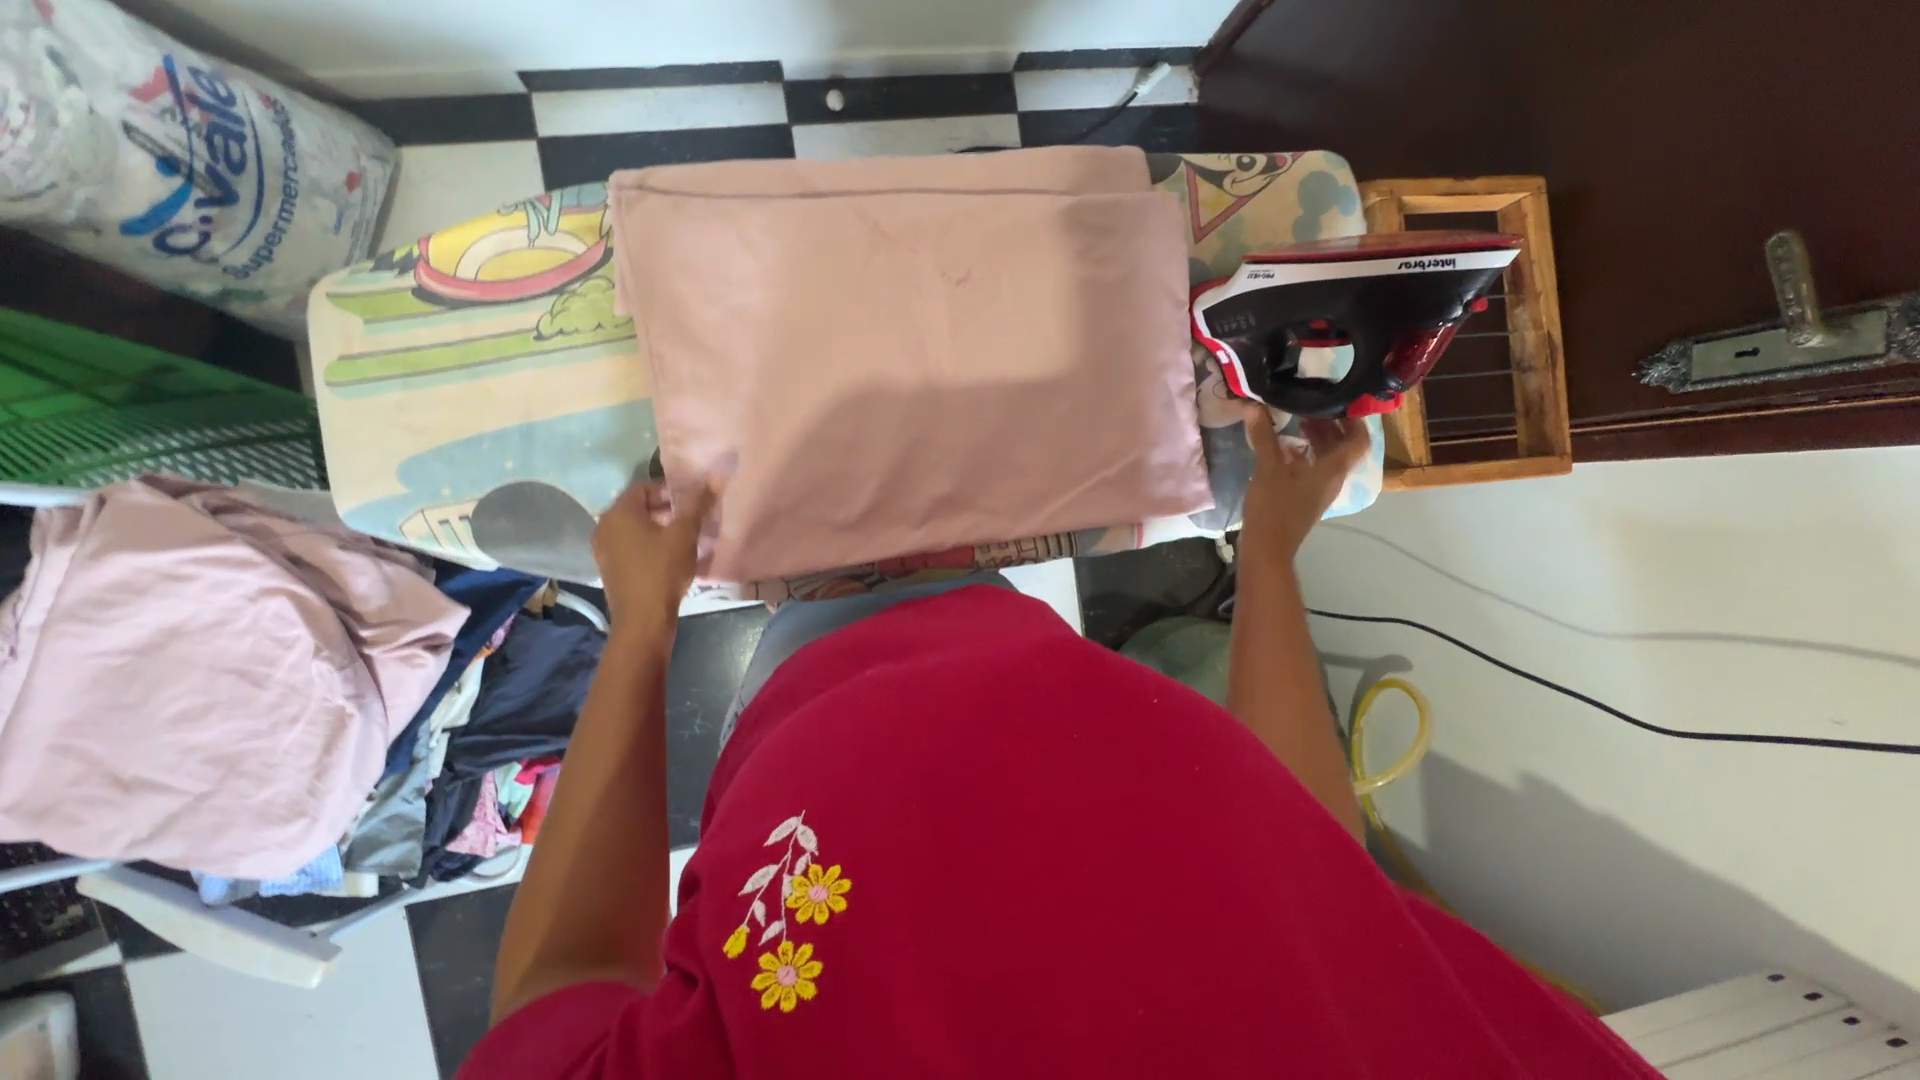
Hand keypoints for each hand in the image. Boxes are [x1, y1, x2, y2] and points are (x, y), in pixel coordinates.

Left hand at [590, 481, 715, 636]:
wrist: (643, 618)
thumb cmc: (663, 570)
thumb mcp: (685, 535)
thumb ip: (696, 505)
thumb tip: (711, 479)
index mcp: (619, 512)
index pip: (643, 488)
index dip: (668, 491)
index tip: (690, 502)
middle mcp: (604, 525)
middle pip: (636, 507)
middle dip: (663, 509)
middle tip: (688, 519)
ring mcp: (602, 548)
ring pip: (631, 528)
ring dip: (655, 528)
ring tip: (679, 538)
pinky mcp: (608, 567)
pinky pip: (627, 545)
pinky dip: (645, 544)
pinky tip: (664, 556)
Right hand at [1238, 403, 1369, 572]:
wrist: (1267, 548)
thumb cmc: (1274, 507)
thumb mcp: (1268, 468)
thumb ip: (1264, 437)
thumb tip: (1253, 406)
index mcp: (1333, 470)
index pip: (1359, 440)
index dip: (1354, 420)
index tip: (1339, 402)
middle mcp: (1332, 479)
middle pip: (1342, 447)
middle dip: (1330, 425)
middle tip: (1312, 405)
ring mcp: (1318, 490)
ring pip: (1326, 459)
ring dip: (1317, 439)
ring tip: (1297, 421)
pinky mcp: (1304, 498)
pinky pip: (1312, 469)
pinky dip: (1303, 455)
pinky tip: (1282, 448)